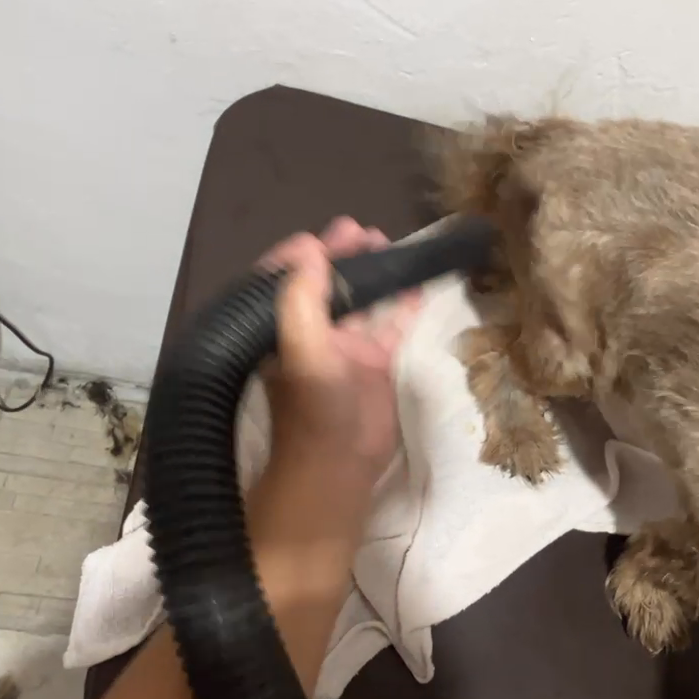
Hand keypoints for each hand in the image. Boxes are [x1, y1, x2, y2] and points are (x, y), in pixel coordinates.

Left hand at [247, 218, 419, 568]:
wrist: (340, 466)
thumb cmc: (316, 410)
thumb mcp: (303, 351)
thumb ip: (301, 301)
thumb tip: (310, 249)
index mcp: (281, 329)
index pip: (284, 280)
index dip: (300, 255)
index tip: (322, 237)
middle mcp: (311, 332)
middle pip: (325, 282)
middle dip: (340, 254)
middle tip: (361, 232)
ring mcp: (346, 347)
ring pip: (359, 298)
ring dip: (371, 271)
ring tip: (385, 243)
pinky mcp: (375, 362)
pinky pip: (391, 325)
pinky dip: (402, 303)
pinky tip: (417, 282)